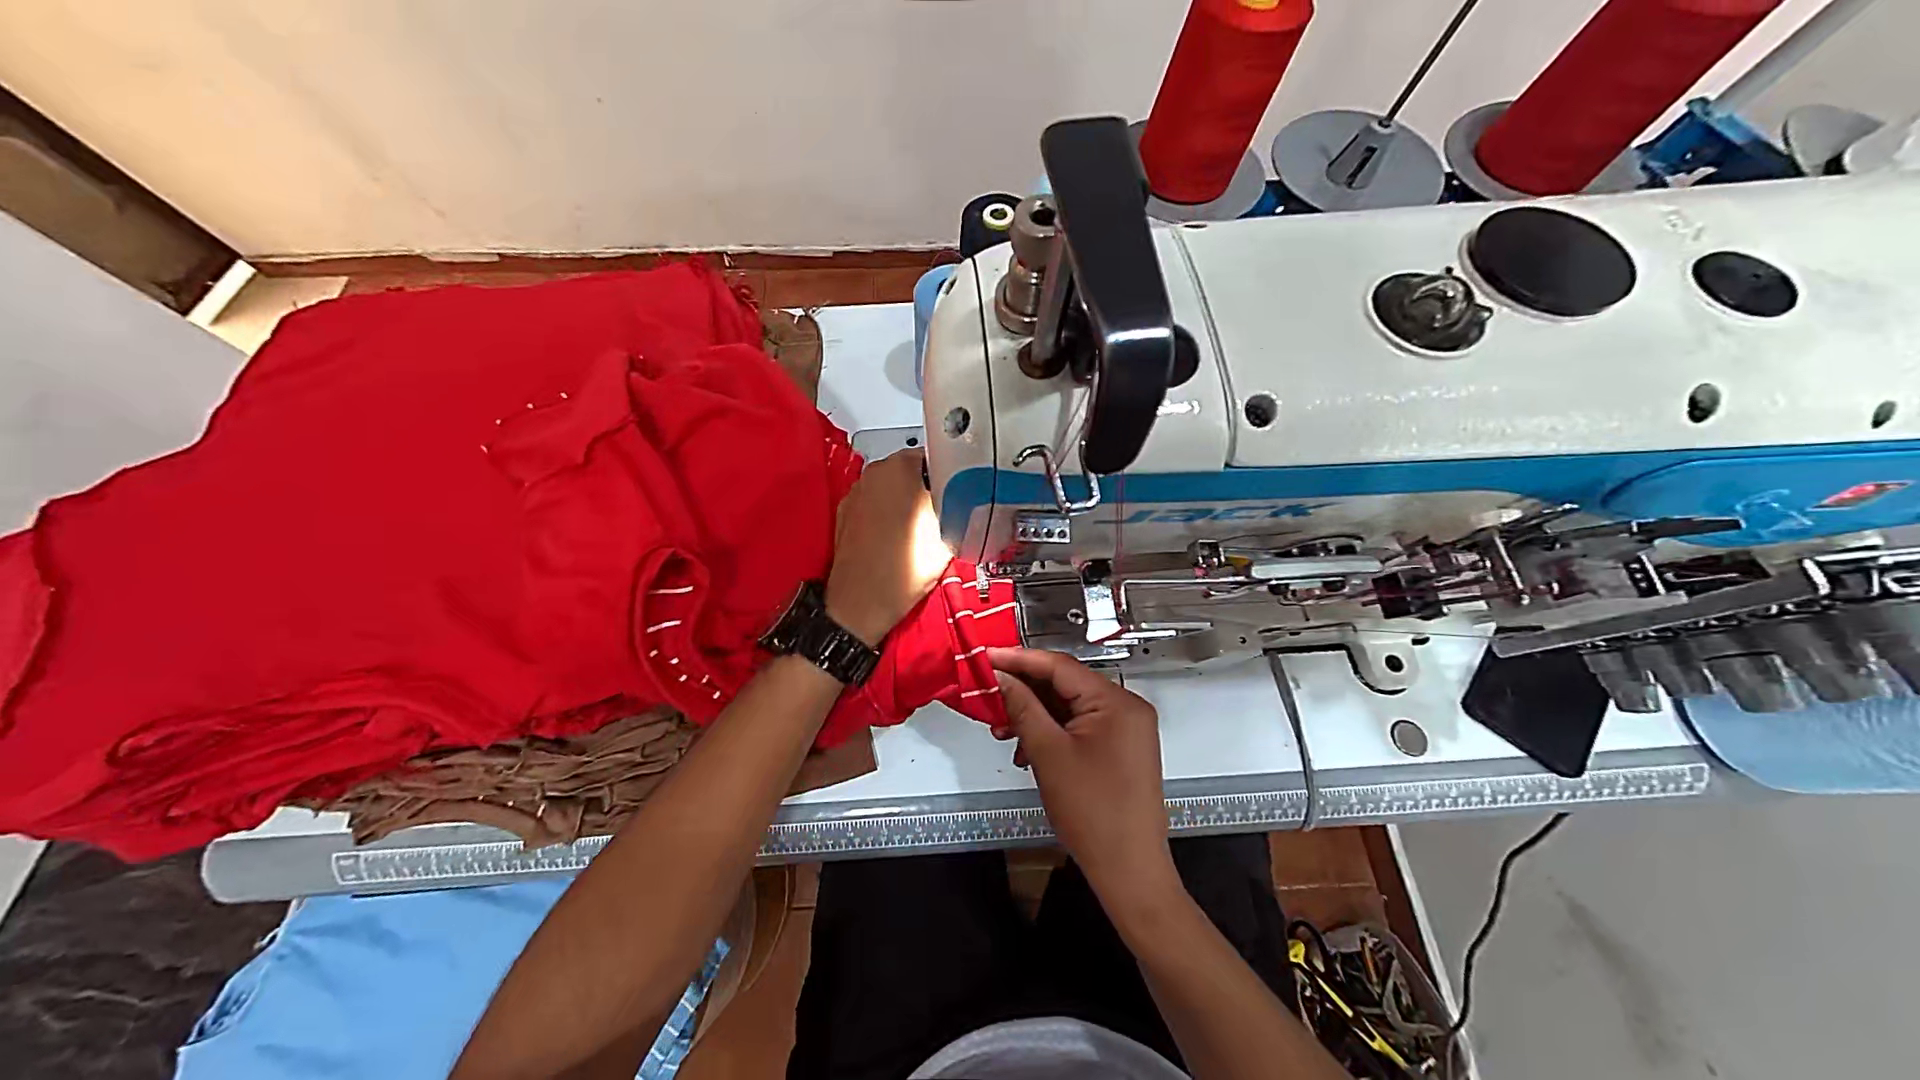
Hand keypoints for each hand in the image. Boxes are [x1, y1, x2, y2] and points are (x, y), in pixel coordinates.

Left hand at [825, 448, 949, 646]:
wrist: (861, 603)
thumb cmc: (903, 568)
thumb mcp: (950, 533)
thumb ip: (962, 503)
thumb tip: (972, 493)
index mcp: (899, 467)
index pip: (938, 457)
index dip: (955, 477)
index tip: (964, 494)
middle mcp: (874, 473)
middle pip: (915, 472)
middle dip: (931, 490)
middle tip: (947, 515)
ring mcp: (857, 493)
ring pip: (895, 489)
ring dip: (910, 503)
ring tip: (924, 531)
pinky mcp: (847, 514)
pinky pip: (877, 506)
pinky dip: (889, 516)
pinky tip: (901, 538)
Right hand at [988, 648, 1178, 902]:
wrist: (1128, 870)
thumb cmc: (1095, 814)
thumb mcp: (1048, 752)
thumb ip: (1021, 707)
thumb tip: (1000, 677)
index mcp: (1117, 702)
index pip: (1060, 666)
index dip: (1019, 660)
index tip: (987, 657)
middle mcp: (1126, 708)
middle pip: (1064, 684)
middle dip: (1024, 691)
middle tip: (988, 694)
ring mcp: (1124, 730)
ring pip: (1068, 706)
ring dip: (1033, 714)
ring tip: (1003, 728)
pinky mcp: (1118, 749)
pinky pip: (1077, 726)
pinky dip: (1049, 731)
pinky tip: (1026, 747)